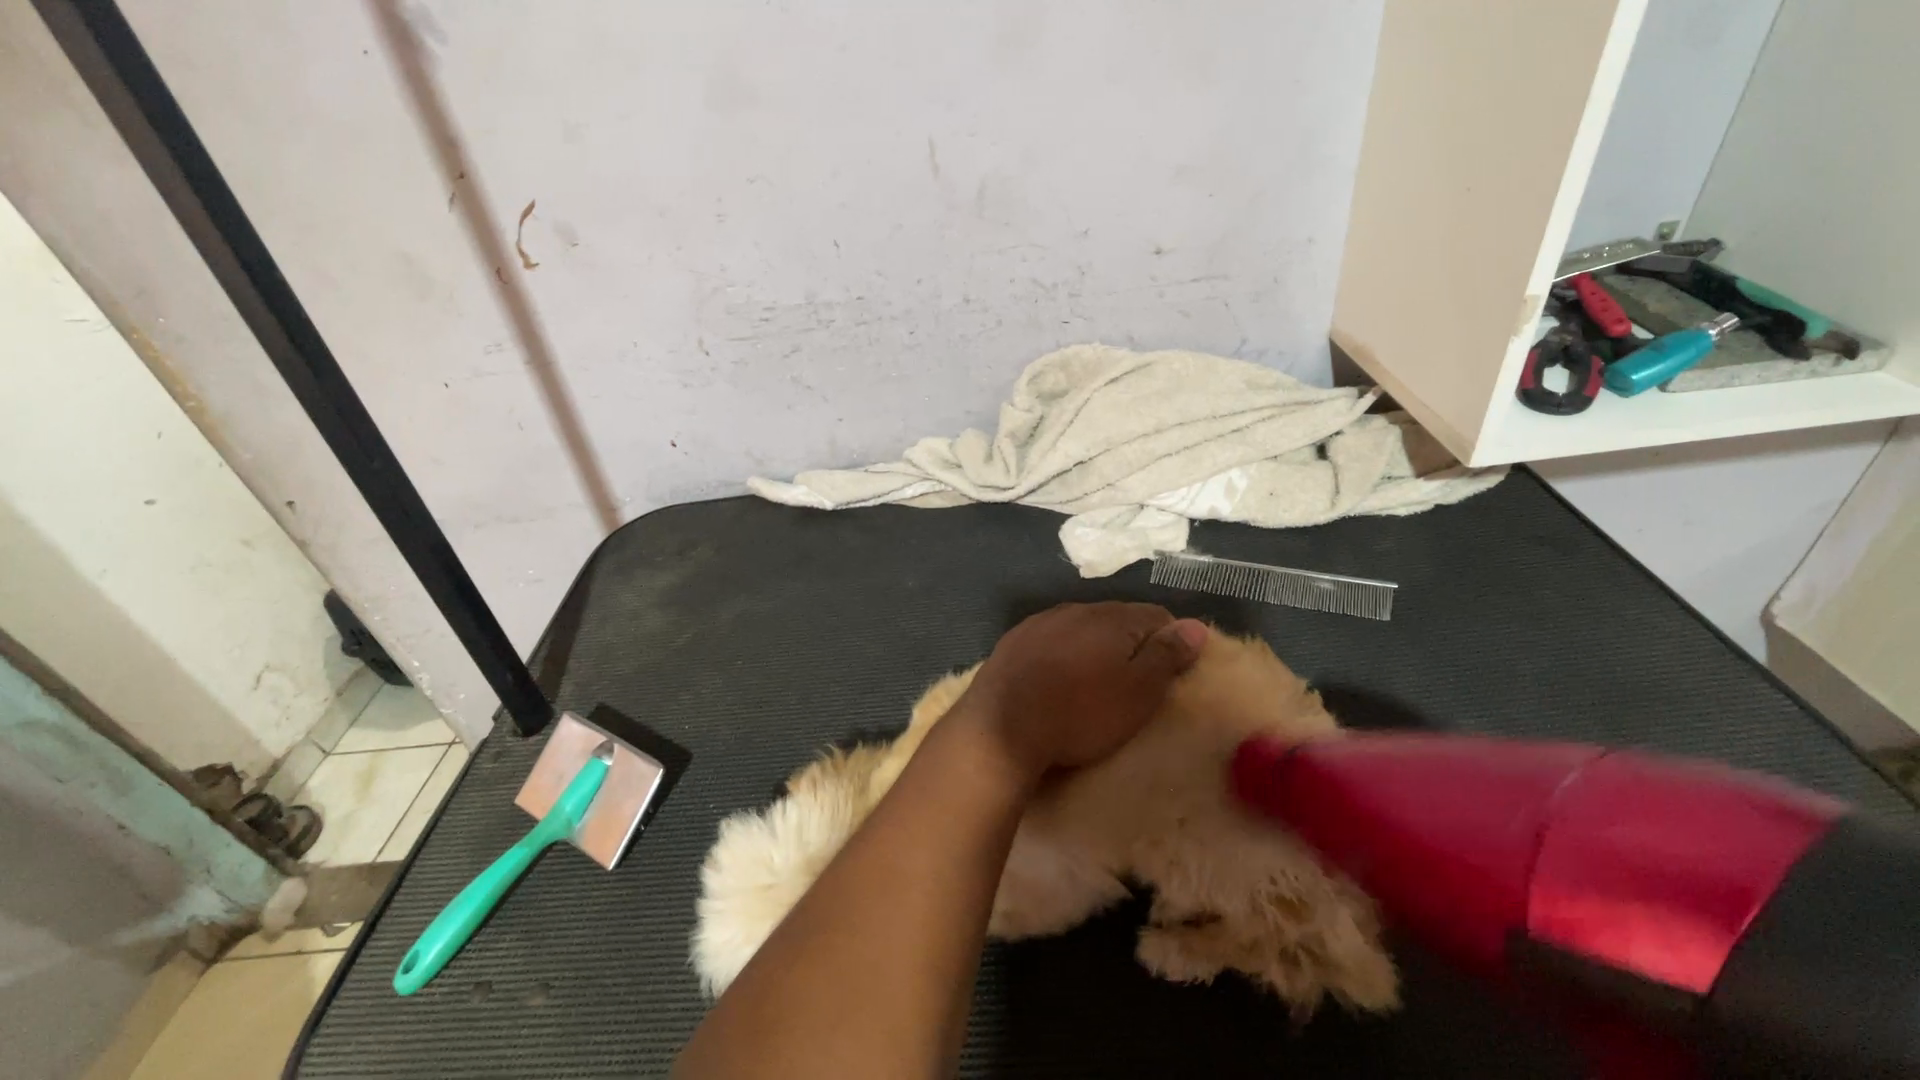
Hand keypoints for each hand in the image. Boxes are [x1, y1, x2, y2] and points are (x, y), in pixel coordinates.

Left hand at [957, 602, 1208, 780]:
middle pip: (1117, 619)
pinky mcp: (1011, 643)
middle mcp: (1075, 609)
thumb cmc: (1080, 714)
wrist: (1000, 730)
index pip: (1157, 615)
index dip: (1170, 641)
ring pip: (1080, 628)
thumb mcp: (1137, 693)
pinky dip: (1061, 655)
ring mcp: (1038, 623)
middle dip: (1130, 643)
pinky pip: (1050, 641)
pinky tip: (1056, 680)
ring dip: (1093, 647)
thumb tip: (1195, 626)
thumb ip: (1167, 656)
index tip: (1169, 674)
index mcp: (1112, 617)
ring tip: (1094, 683)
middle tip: (1134, 682)